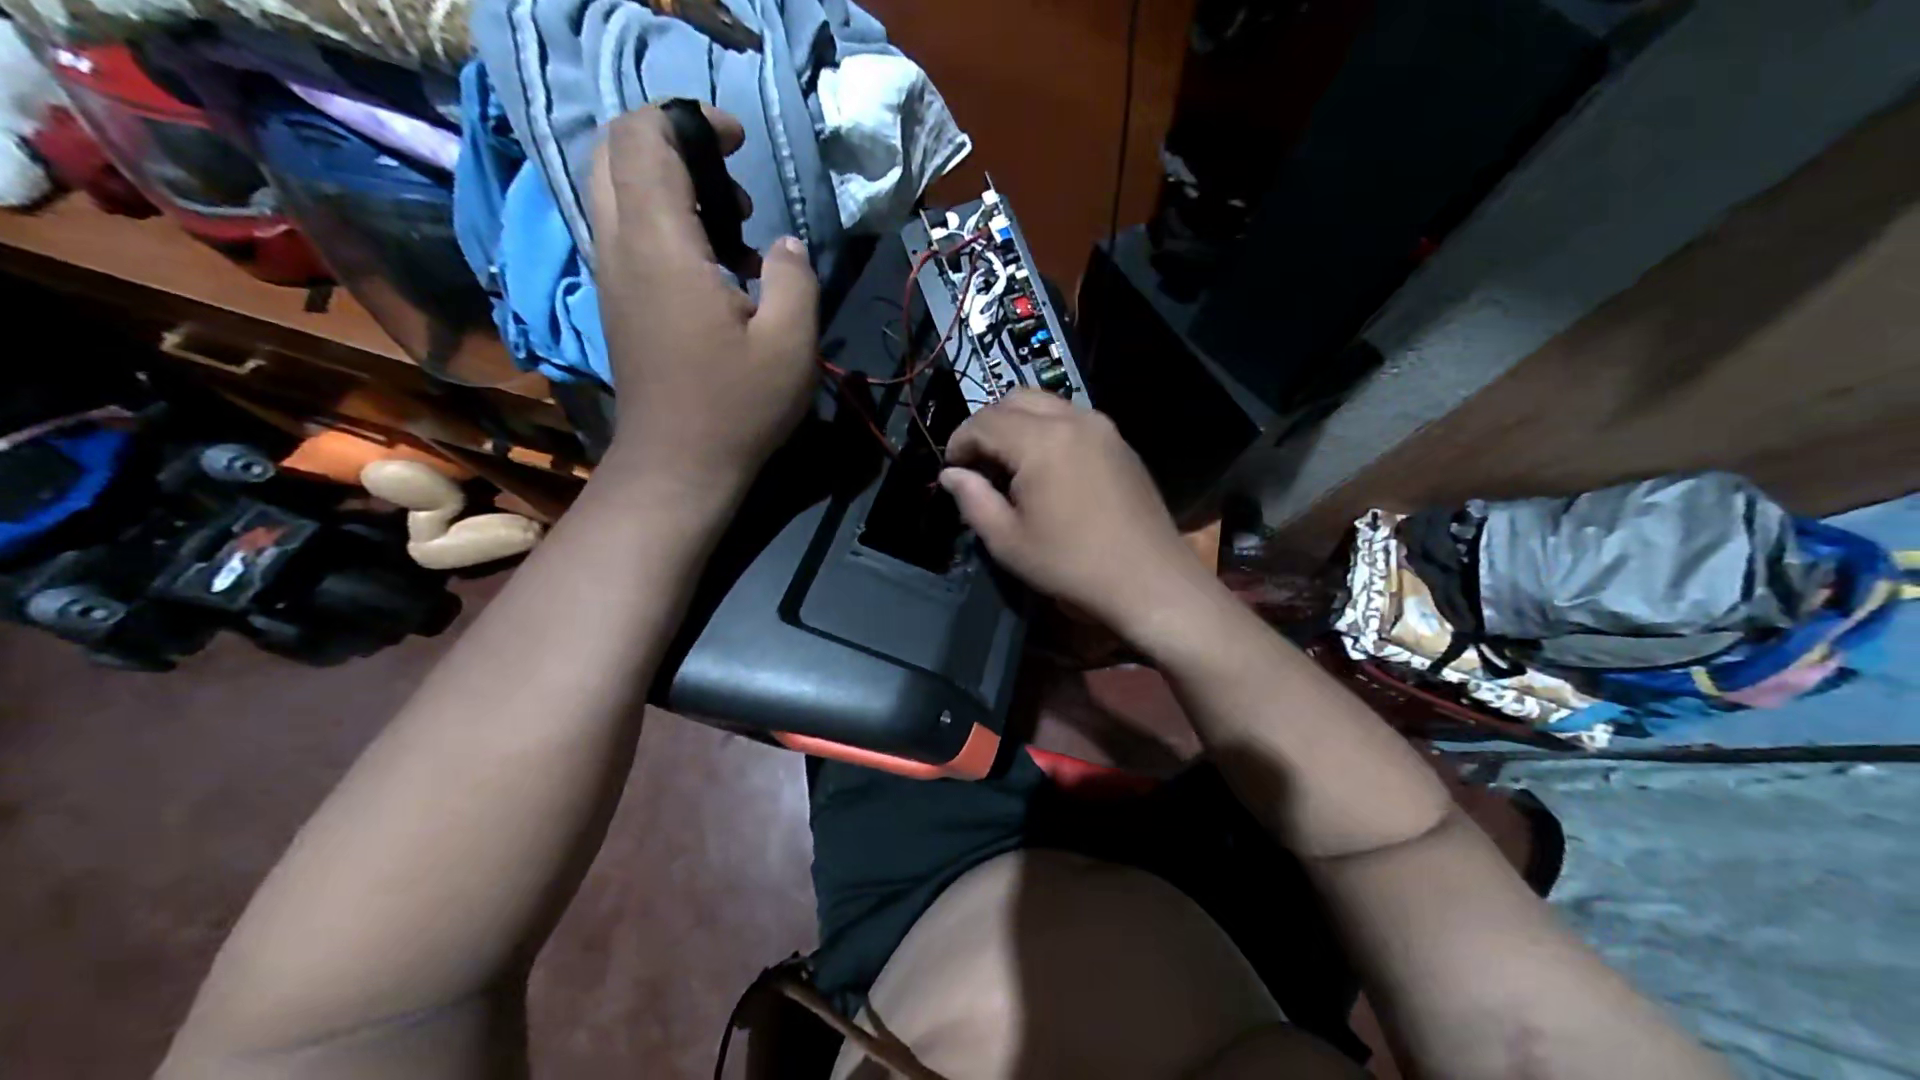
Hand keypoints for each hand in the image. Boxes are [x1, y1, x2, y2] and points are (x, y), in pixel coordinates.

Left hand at [588, 104, 818, 492]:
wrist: (678, 465)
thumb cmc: (738, 407)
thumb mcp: (792, 343)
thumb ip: (796, 277)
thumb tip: (784, 246)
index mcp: (661, 246)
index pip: (645, 137)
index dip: (689, 118)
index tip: (738, 143)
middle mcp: (621, 247)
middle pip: (615, 151)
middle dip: (671, 141)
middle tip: (731, 180)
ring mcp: (611, 275)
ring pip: (616, 190)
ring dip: (668, 183)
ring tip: (732, 224)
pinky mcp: (617, 301)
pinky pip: (625, 229)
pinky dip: (662, 219)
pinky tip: (714, 264)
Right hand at [939, 391, 1210, 641]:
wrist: (1148, 581)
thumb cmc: (1071, 565)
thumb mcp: (1008, 541)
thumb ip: (972, 499)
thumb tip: (951, 474)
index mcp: (1041, 440)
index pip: (985, 421)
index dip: (959, 441)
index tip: (951, 469)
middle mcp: (1073, 419)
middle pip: (1016, 399)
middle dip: (988, 424)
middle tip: (978, 463)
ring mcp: (1103, 428)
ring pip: (1047, 404)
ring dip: (1019, 423)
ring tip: (1010, 465)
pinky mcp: (1121, 444)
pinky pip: (1073, 420)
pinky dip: (1048, 431)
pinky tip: (1047, 470)